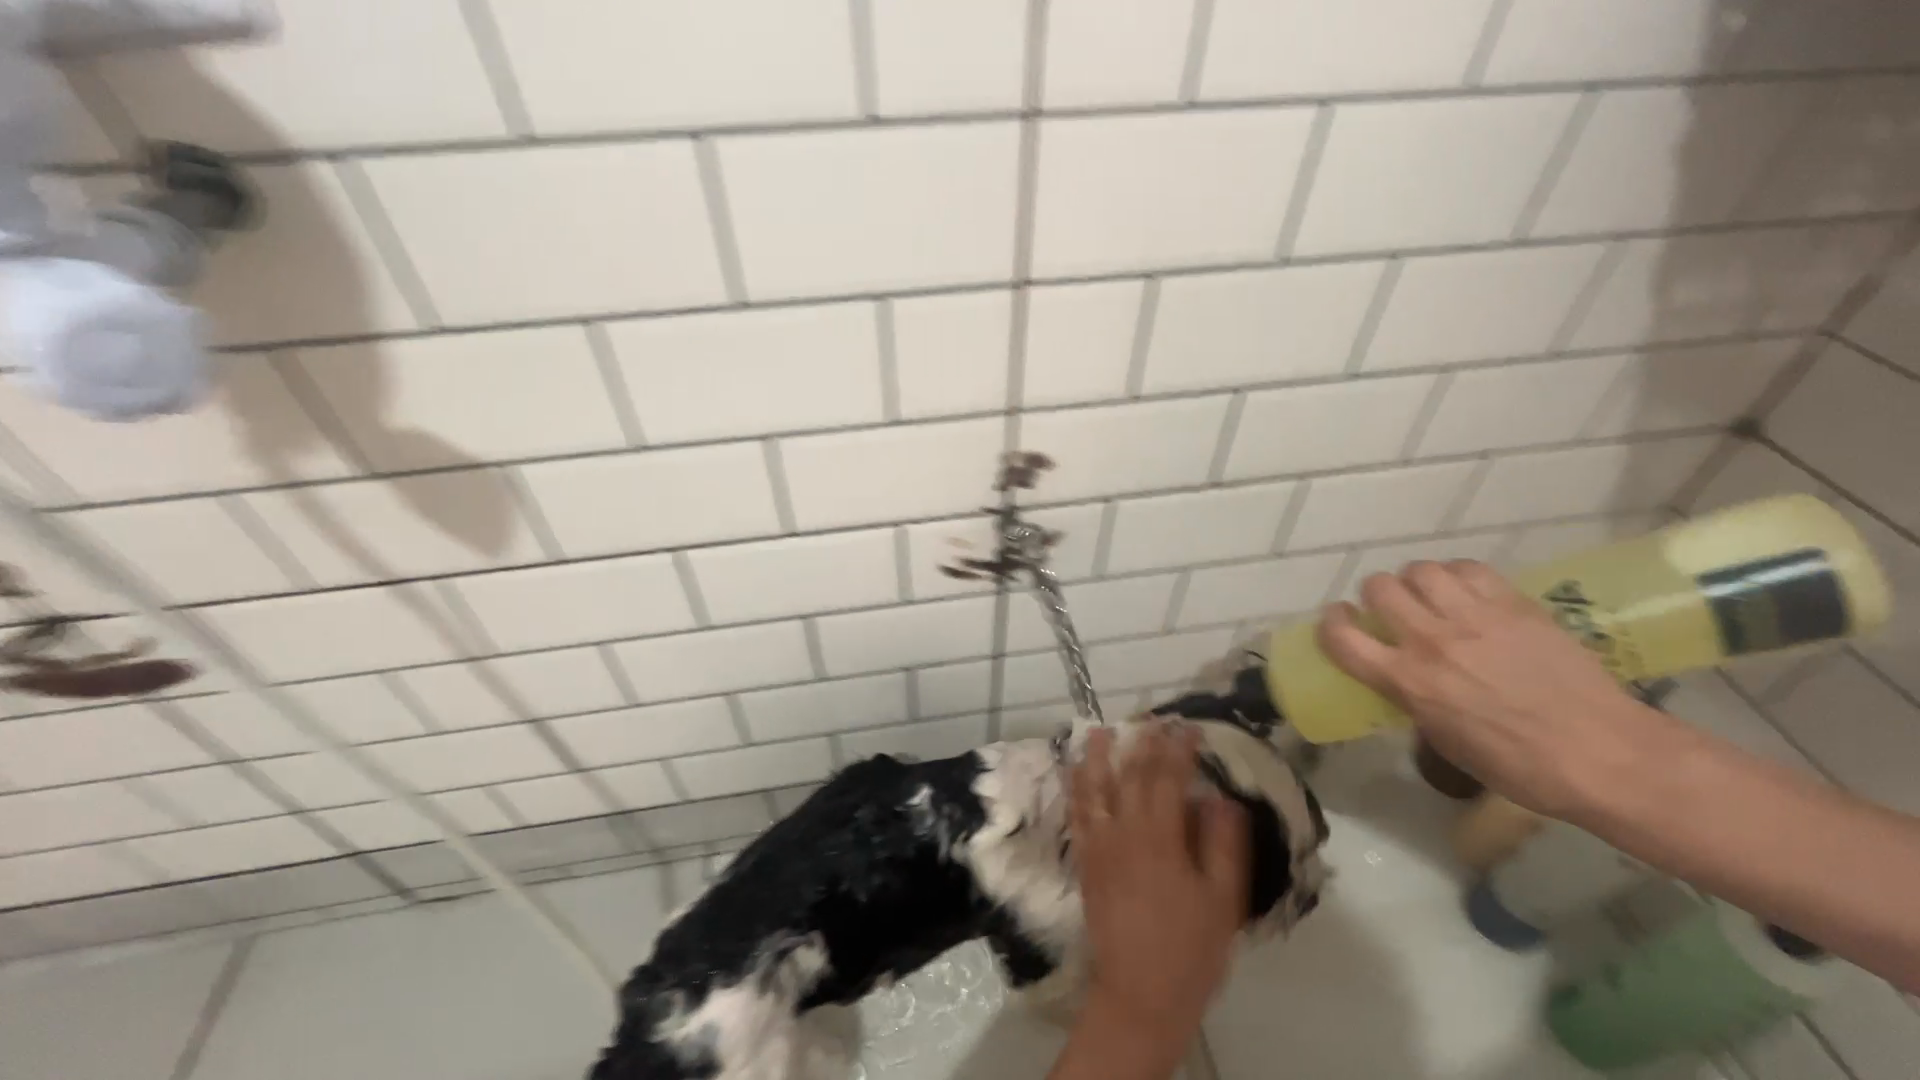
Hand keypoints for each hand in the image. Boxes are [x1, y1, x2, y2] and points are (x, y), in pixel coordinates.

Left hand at [1070, 725, 1248, 1052]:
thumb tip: (1219, 798)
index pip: (1167, 779)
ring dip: (1095, 757)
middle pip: (1129, 777)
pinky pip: (1076, 816)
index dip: (1178, 749)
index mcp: (1160, 838)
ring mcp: (1098, 847)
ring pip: (1093, 790)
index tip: (1188, 727)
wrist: (1140, 993)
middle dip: (1141, 744)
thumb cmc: (1190, 948)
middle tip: (1151, 719)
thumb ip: (1221, 843)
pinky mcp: (1084, 864)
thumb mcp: (1223, 899)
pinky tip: (1074, 776)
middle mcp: (1123, 833)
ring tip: (1097, 731)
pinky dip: (1075, 791)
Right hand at [1317, 560, 1674, 819]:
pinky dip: (1457, 575)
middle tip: (1390, 609)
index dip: (1331, 624)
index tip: (1339, 622)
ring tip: (1430, 596)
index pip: (1342, 638)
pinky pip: (1469, 569)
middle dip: (1376, 596)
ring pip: (1420, 570)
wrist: (1603, 754)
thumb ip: (1415, 700)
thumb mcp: (1446, 742)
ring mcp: (1475, 617)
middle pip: (1378, 588)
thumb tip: (1407, 680)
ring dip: (1415, 581)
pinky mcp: (1515, 605)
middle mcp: (1432, 641)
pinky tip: (1467, 592)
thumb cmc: (1519, 767)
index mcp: (1408, 682)